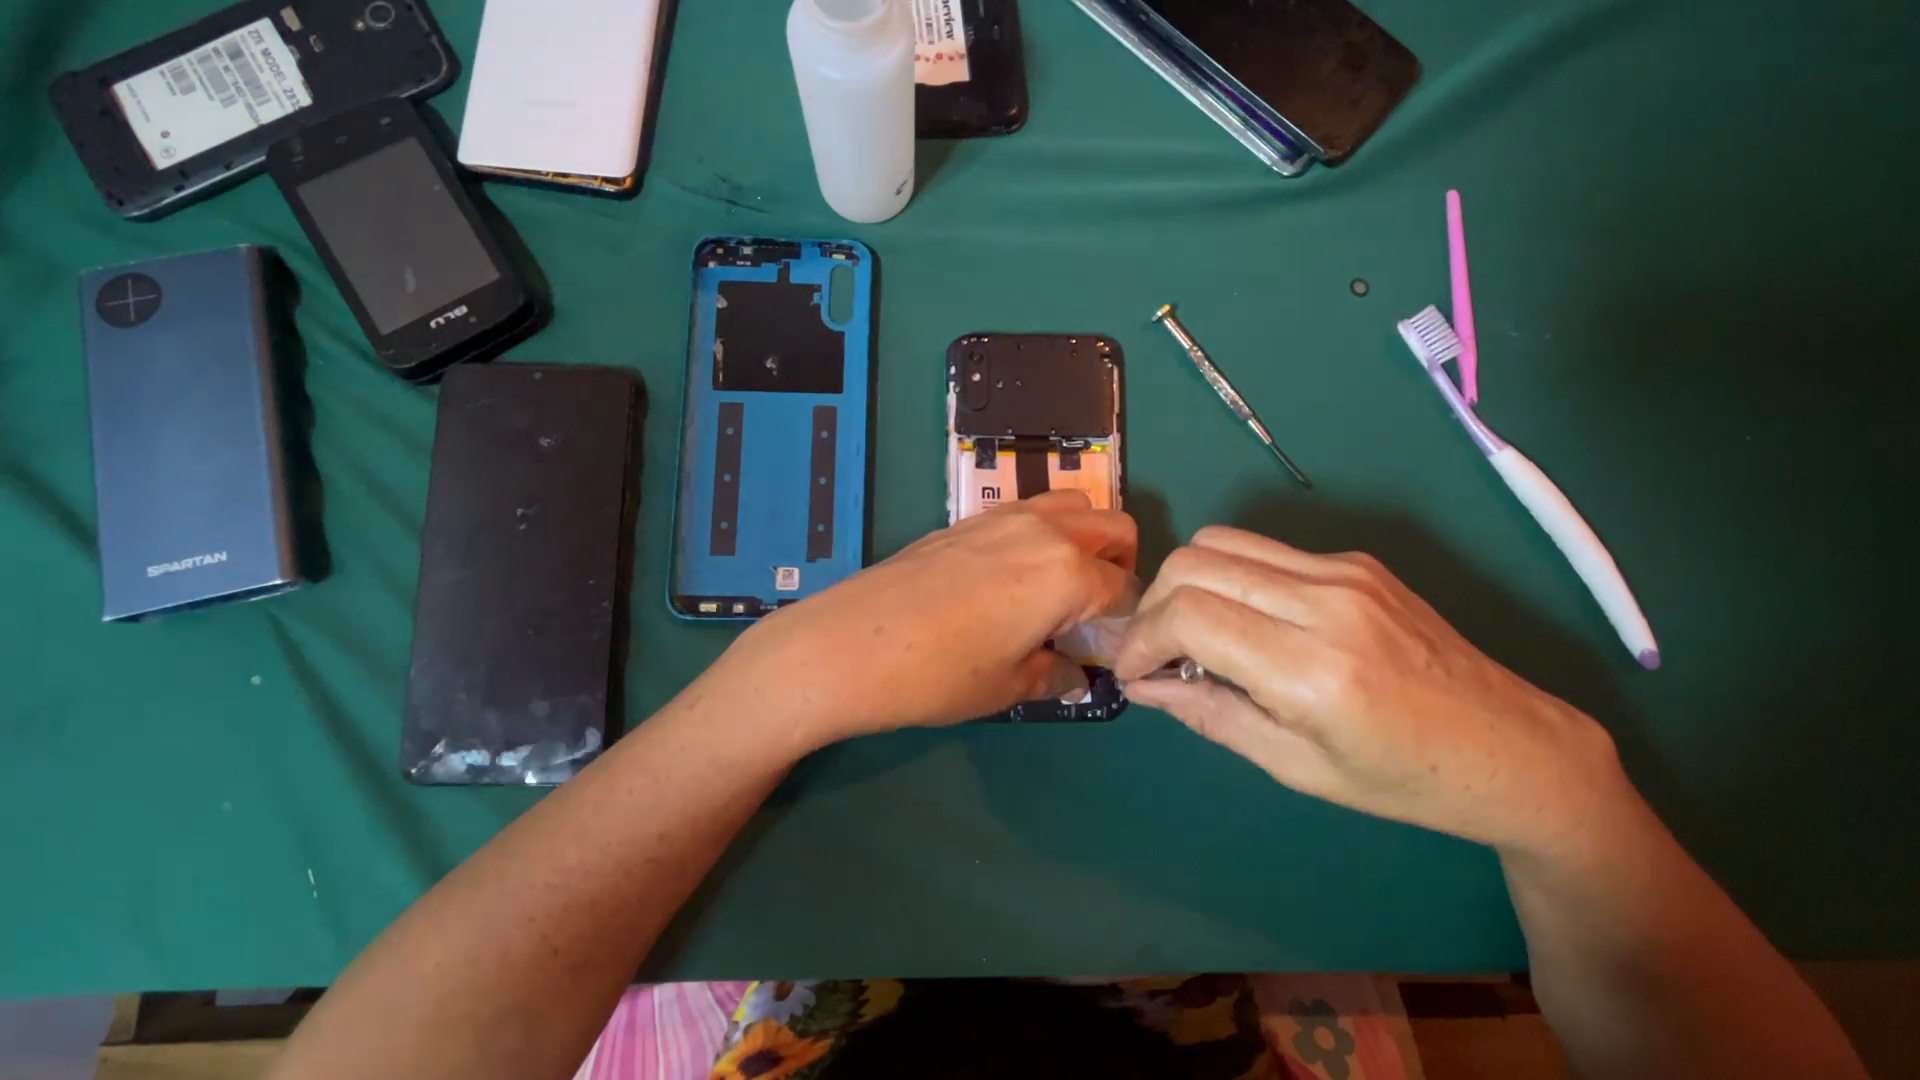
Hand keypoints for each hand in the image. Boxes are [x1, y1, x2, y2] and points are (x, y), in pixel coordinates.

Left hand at [702, 491, 1137, 750]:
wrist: (845, 645)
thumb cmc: (935, 676)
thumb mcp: (1006, 686)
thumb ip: (1054, 673)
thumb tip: (1075, 673)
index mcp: (1067, 573)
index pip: (1125, 589)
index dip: (1128, 623)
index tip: (1112, 650)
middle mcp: (1043, 532)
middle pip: (1112, 528)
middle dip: (1120, 566)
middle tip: (1094, 612)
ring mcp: (1001, 518)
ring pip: (1071, 505)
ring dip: (1084, 538)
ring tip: (1059, 588)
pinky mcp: (965, 521)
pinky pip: (1027, 511)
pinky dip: (1043, 533)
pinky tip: (1012, 579)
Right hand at [1112, 526, 1632, 857]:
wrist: (1511, 747)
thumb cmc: (1402, 780)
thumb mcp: (1296, 766)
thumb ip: (1210, 715)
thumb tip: (1143, 685)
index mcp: (1312, 669)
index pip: (1188, 615)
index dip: (1142, 639)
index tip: (1134, 672)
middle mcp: (1326, 602)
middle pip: (1194, 562)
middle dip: (1154, 605)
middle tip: (1156, 653)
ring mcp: (1344, 572)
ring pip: (1222, 542)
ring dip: (1187, 584)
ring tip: (1192, 634)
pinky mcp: (1356, 561)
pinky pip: (1265, 552)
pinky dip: (1230, 580)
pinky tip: (1246, 625)